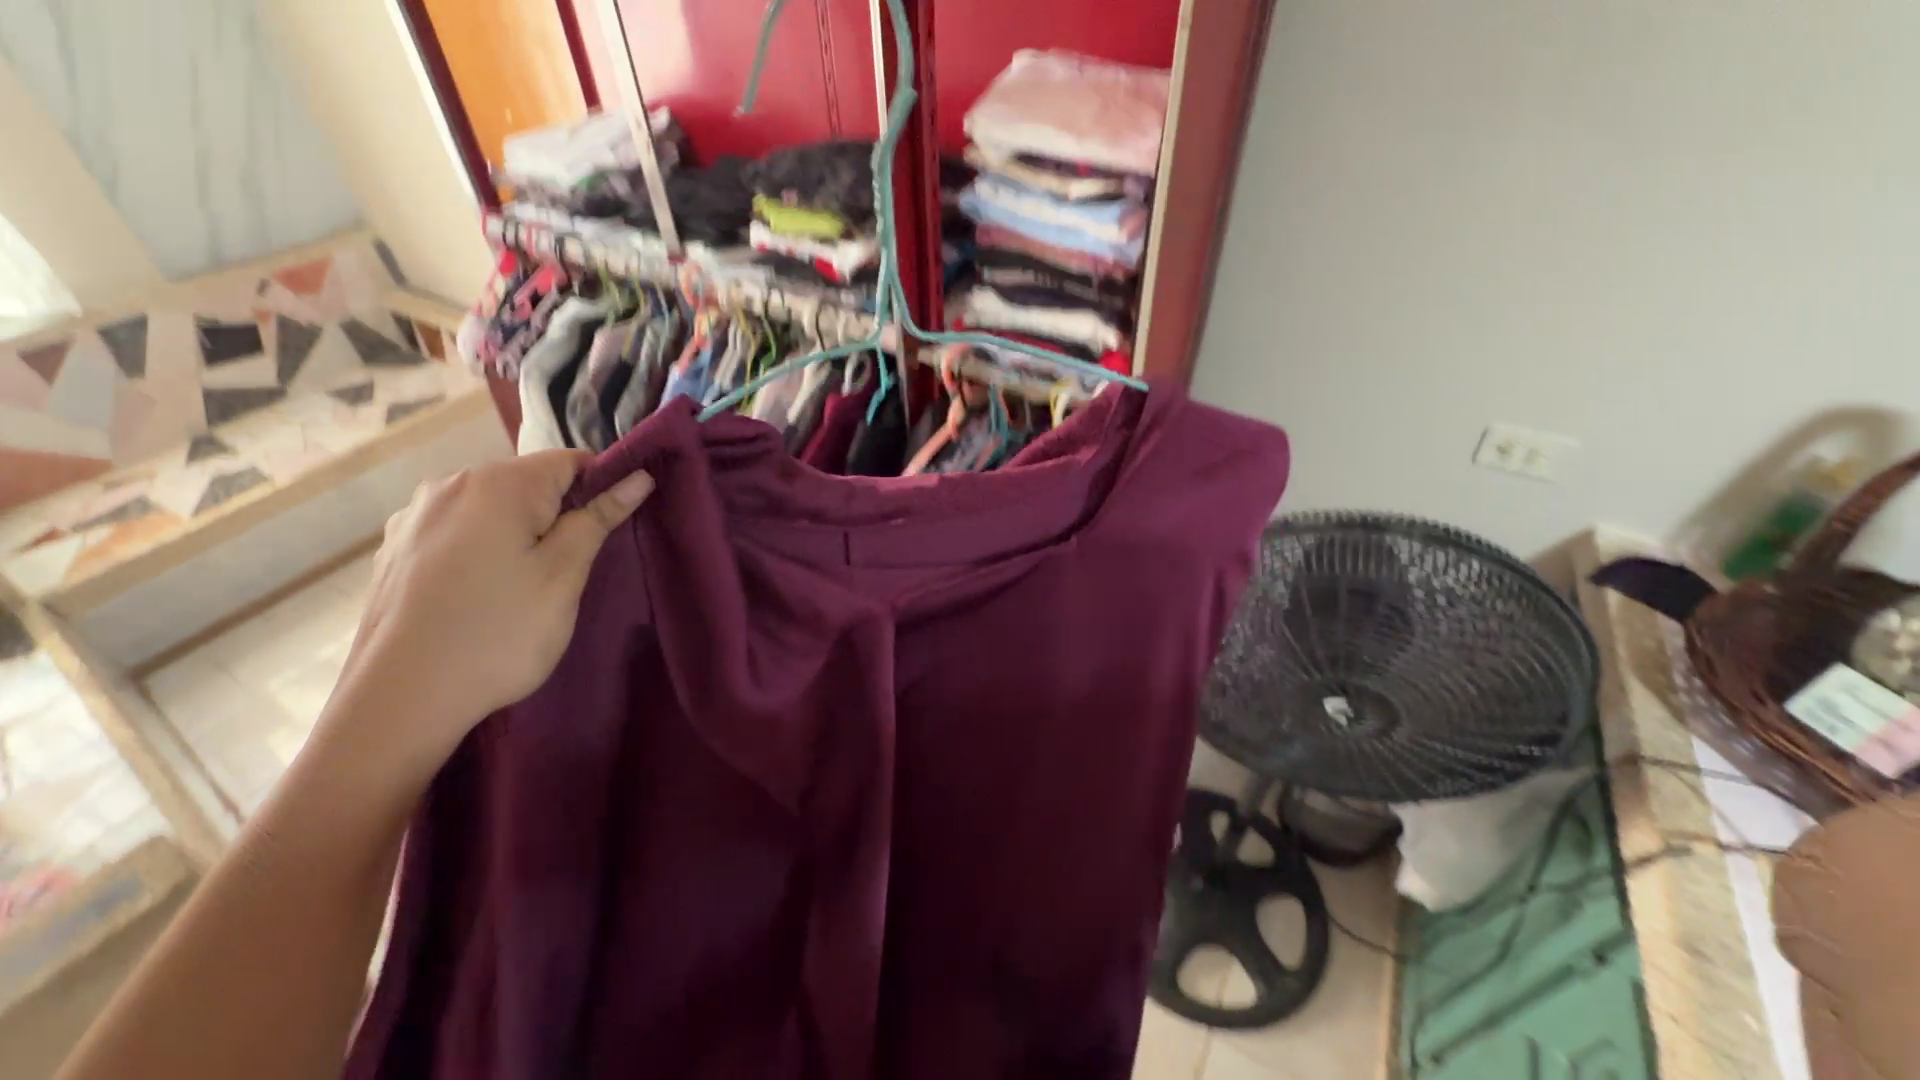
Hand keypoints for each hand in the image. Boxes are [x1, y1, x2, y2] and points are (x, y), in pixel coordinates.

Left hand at [326, 451, 654, 763]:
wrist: (400, 700)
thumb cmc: (497, 633)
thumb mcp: (562, 577)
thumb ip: (598, 519)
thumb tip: (638, 476)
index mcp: (497, 484)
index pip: (571, 461)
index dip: (601, 489)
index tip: (611, 533)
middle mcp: (449, 485)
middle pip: (527, 484)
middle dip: (556, 516)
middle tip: (569, 573)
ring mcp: (414, 517)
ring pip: (489, 511)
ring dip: (516, 536)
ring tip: (520, 591)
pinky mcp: (394, 550)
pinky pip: (456, 535)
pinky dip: (478, 553)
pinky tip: (477, 598)